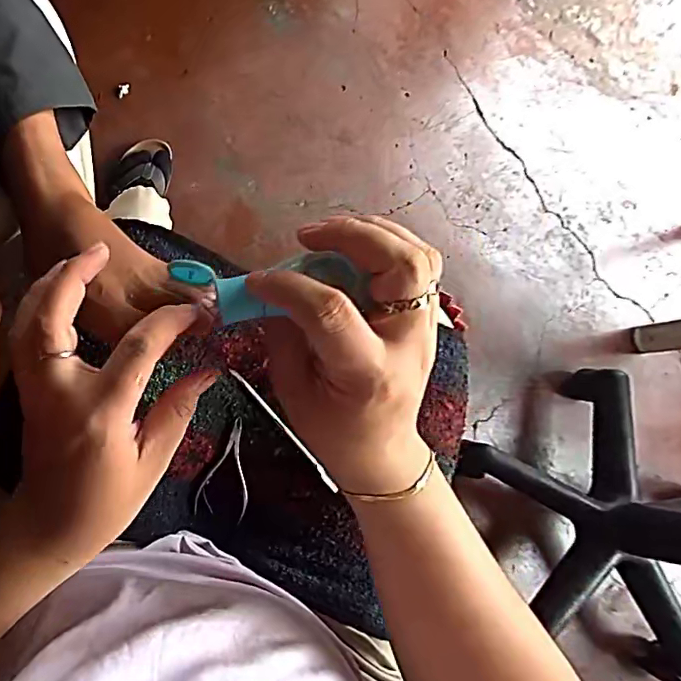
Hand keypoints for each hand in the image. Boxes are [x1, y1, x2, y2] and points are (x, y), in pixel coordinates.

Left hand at [6, 242, 215, 561]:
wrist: (46, 525)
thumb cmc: (104, 502)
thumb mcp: (151, 462)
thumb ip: (177, 409)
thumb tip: (209, 367)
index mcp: (99, 411)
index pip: (137, 347)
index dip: (170, 323)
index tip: (197, 313)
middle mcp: (59, 390)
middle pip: (53, 316)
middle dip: (72, 276)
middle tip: (98, 250)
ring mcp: (34, 387)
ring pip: (27, 321)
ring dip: (47, 284)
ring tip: (75, 260)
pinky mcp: (24, 389)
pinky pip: (23, 337)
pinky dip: (36, 307)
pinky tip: (55, 294)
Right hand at [247, 216, 443, 494]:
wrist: (380, 449)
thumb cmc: (329, 428)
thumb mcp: (291, 388)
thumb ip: (282, 334)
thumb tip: (269, 290)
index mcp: (367, 369)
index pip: (331, 309)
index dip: (288, 286)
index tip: (257, 280)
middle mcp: (406, 341)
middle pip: (401, 266)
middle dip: (351, 238)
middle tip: (306, 236)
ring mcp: (423, 326)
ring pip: (417, 255)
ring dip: (372, 232)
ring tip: (328, 232)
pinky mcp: (423, 316)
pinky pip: (416, 262)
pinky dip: (383, 241)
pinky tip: (350, 242)